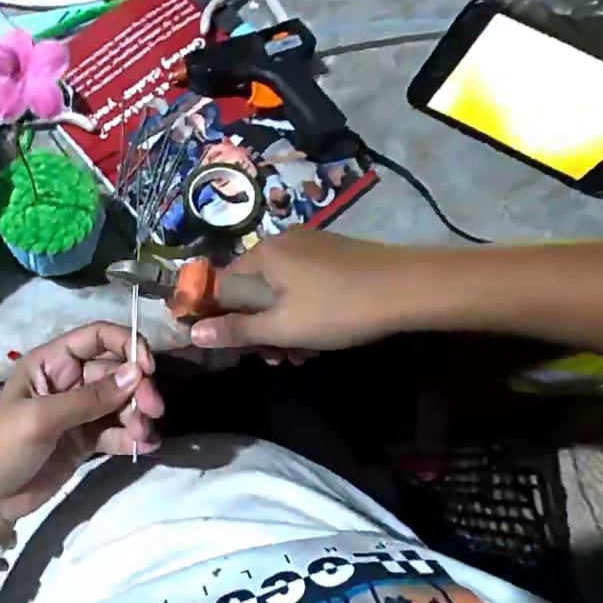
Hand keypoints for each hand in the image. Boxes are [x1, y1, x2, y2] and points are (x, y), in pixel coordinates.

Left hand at [0, 322, 164, 547]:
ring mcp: (78, 413)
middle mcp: (68, 381)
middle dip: (138, 387)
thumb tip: (137, 373)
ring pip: (121, 402)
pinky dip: (133, 437)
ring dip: (138, 415)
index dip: (127, 345)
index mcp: (50, 363)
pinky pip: (117, 431)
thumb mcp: (41, 419)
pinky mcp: (85, 442)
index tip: (149, 368)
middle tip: (153, 410)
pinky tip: (145, 446)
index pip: (97, 337)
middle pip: (117, 371)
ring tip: (142, 436)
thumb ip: (90, 398)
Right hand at [189, 227, 407, 352]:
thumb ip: (237, 331)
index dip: (219, 319)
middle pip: (251, 291)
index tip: (232, 349)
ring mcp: (309, 246)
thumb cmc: (338, 309)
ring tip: (302, 354)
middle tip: (277, 359)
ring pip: (279, 292)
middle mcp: (280, 243)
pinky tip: (321, 335)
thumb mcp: (283, 328)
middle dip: (259, 328)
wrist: (408, 288)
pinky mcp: (333, 255)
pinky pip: (302, 284)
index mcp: (262, 256)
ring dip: (284, 325)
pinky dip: (303, 310)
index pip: (220, 287)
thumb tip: (193, 332)